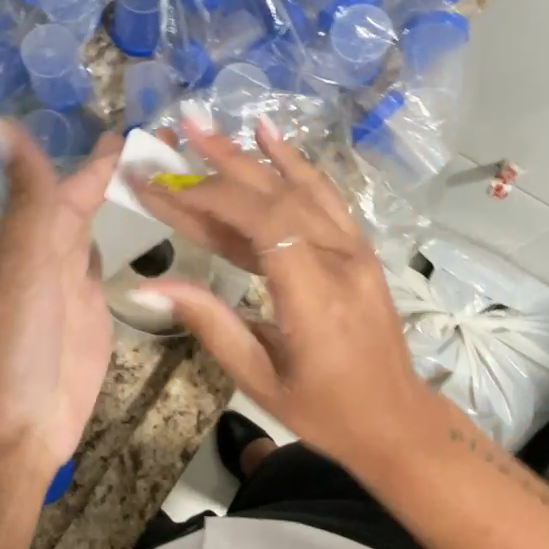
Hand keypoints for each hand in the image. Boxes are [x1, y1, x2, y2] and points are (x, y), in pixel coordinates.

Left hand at [0, 117, 122, 474]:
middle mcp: (49, 259)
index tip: (132, 132)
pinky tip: (135, 240)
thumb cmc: (15, 342)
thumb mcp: (21, 261)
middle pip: (84, 205)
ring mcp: (72, 292)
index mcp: (29, 239)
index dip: (99, 161)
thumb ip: (26, 196)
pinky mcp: (93, 323)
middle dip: (116, 177)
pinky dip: (118, 250)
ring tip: (156, 182)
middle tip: (164, 149)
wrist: (14, 427)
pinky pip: (106, 274)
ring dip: (118, 207)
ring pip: (95, 234)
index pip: (69, 187)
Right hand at [131, 118, 438, 475]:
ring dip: (250, 155)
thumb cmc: (324, 411)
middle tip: (176, 132)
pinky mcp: (359, 250)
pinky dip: (293, 164)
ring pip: (300, 188)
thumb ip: (210, 324)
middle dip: (220, 164)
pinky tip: (268, 136)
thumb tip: (152, 287)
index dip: (210, 199)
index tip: (163, 188)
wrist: (396, 421)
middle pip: (277, 196)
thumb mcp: (259, 379)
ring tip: (207, 127)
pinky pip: (324, 197)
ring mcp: (356, 252)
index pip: (262, 224)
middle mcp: (341, 262)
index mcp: (316, 299)